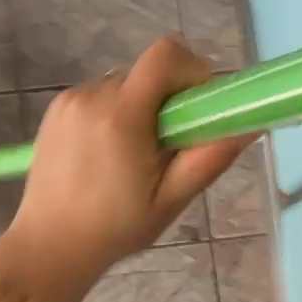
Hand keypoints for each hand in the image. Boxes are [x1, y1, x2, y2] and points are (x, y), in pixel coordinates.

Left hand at [0, 38, 250, 301]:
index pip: (166, 55)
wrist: (50, 245)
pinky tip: (109, 155)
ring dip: (141, 107)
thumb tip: (250, 126)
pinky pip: (101, 95)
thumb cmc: (116, 228)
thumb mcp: (171, 199)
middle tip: (170, 147)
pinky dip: (116, 114)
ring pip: (125, 83)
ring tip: (135, 157)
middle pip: (147, 71)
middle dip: (168, 99)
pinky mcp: (56, 108)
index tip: (200, 108)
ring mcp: (70, 100)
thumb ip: (210, 158)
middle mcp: (92, 95)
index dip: (193, 70)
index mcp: (122, 116)